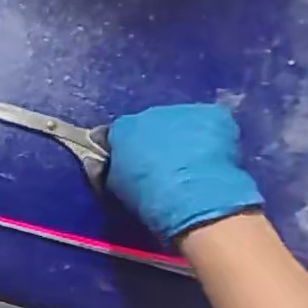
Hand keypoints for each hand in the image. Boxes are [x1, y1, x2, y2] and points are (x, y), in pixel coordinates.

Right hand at [104, 103, 262, 242]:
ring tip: (190, 161)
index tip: (124, 165)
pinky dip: (209, 133)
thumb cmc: (144, 194)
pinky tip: (211, 152)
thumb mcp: (112, 187)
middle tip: (160, 166)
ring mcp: (182, 112)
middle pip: (148, 125)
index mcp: (121, 129)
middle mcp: (149, 113)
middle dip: (152, 141)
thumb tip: (94, 161)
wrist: (190, 196)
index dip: (119, 149)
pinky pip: (210, 120)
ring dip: (181, 136)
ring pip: (179, 122)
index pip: (114, 133)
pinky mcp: (213, 115)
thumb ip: (101, 170)